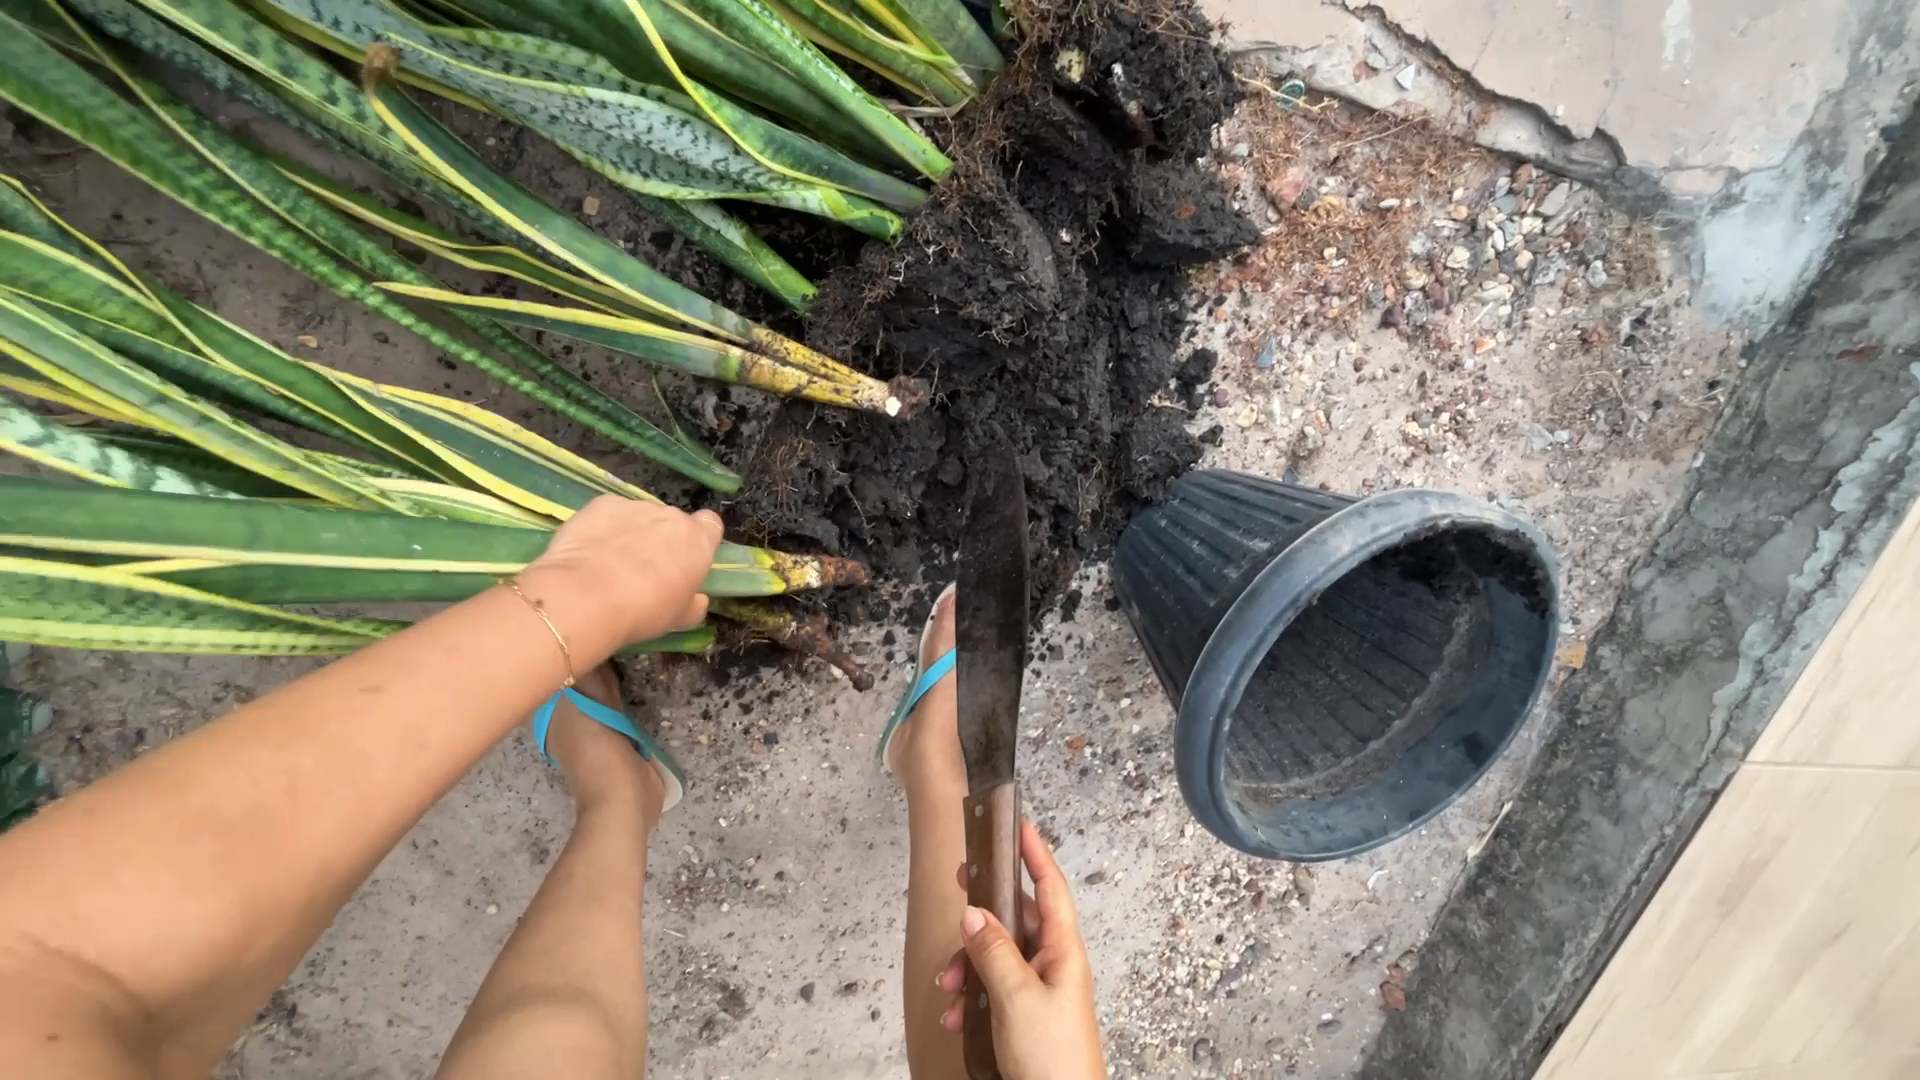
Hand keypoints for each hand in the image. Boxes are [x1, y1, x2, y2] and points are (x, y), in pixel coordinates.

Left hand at [516, 496, 722, 656]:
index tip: (688, 558)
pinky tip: (589, 552)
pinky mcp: (601, 504)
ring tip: (610, 564)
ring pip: (639, 517)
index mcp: (698, 541)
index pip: (711, 525)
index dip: (700, 539)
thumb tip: (697, 600)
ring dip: (631, 534)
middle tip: (645, 570)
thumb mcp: (680, 618)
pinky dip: (602, 528)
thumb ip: (694, 605)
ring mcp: (635, 507)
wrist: (586, 596)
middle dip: (662, 539)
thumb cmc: (644, 610)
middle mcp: (671, 517)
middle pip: (672, 522)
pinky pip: (608, 514)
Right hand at [937, 822, 1104, 1079]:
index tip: (1020, 823)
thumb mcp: (1017, 998)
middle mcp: (1053, 963)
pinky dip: (970, 994)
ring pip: (997, 955)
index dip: (1036, 853)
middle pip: (1015, 919)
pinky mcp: (1024, 1016)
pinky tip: (955, 1015)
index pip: (1051, 887)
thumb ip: (993, 951)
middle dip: (982, 914)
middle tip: (958, 884)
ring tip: (947, 985)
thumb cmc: (1052, 1057)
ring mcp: (1039, 990)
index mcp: (1063, 950)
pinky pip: (992, 988)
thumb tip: (972, 912)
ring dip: (968, 963)